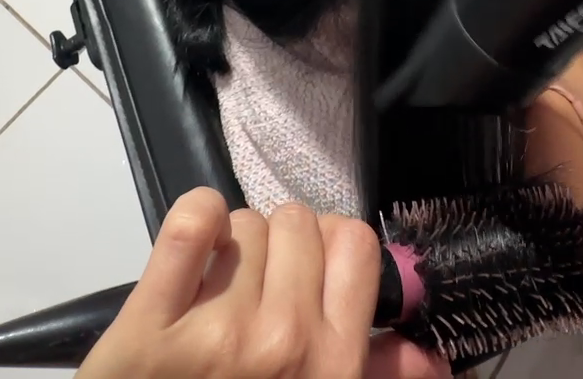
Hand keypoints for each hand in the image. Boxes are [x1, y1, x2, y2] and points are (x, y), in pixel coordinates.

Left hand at [79, 188, 450, 378]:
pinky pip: (191, 223)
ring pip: (244, 224)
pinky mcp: (151, 324)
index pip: (355, 243)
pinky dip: (196, 220)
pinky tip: (192, 252)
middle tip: (261, 288)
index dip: (334, 245)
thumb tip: (431, 354)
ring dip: (234, 248)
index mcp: (332, 360)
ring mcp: (217, 329)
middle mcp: (285, 338)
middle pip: (297, 221)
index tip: (314, 267)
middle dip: (281, 247)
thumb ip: (378, 377)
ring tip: (219, 294)